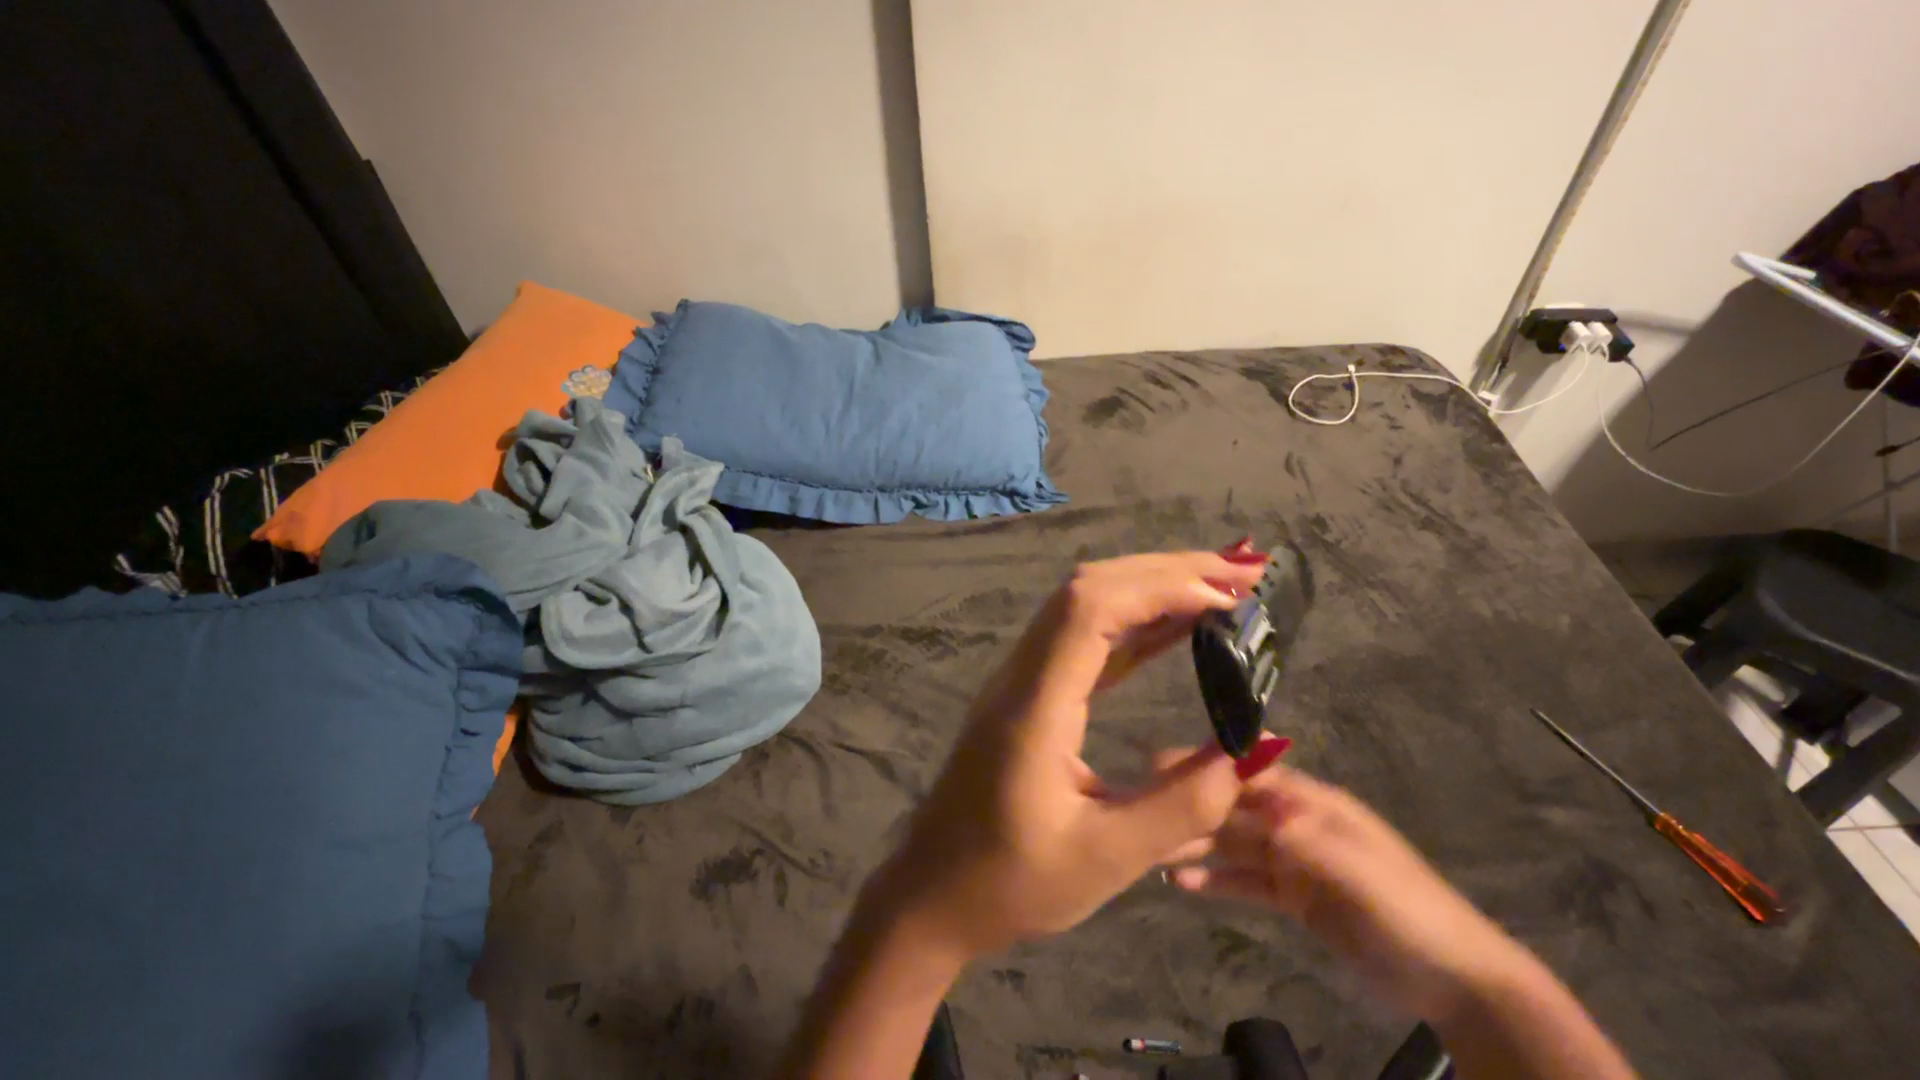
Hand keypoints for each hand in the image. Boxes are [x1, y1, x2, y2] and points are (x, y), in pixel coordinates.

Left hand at [862, 551, 1274, 961]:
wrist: (932, 894)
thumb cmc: (1010, 883)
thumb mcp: (1106, 858)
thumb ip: (1183, 805)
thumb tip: (1254, 750)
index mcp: (1033, 707)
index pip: (1089, 610)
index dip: (1160, 588)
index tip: (1229, 598)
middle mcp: (1021, 678)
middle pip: (1088, 590)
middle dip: (1166, 572)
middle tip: (1246, 575)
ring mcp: (1021, 684)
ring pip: (1084, 607)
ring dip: (1152, 589)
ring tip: (1226, 589)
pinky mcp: (1029, 699)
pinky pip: (1084, 641)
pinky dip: (1135, 625)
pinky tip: (1180, 627)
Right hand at [1172, 764, 1528, 1020]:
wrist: (1452, 978)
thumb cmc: (1405, 911)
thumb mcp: (1355, 871)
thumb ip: (1301, 836)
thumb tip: (1247, 804)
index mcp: (1316, 806)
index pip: (1251, 774)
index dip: (1207, 767)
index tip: (1156, 764)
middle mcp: (1299, 825)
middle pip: (1234, 809)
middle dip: (1191, 807)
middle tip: (1137, 811)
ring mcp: (1295, 862)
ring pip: (1233, 845)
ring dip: (1195, 844)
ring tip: (1148, 849)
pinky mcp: (1294, 898)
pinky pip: (1245, 881)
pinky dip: (1215, 879)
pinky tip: (1181, 883)